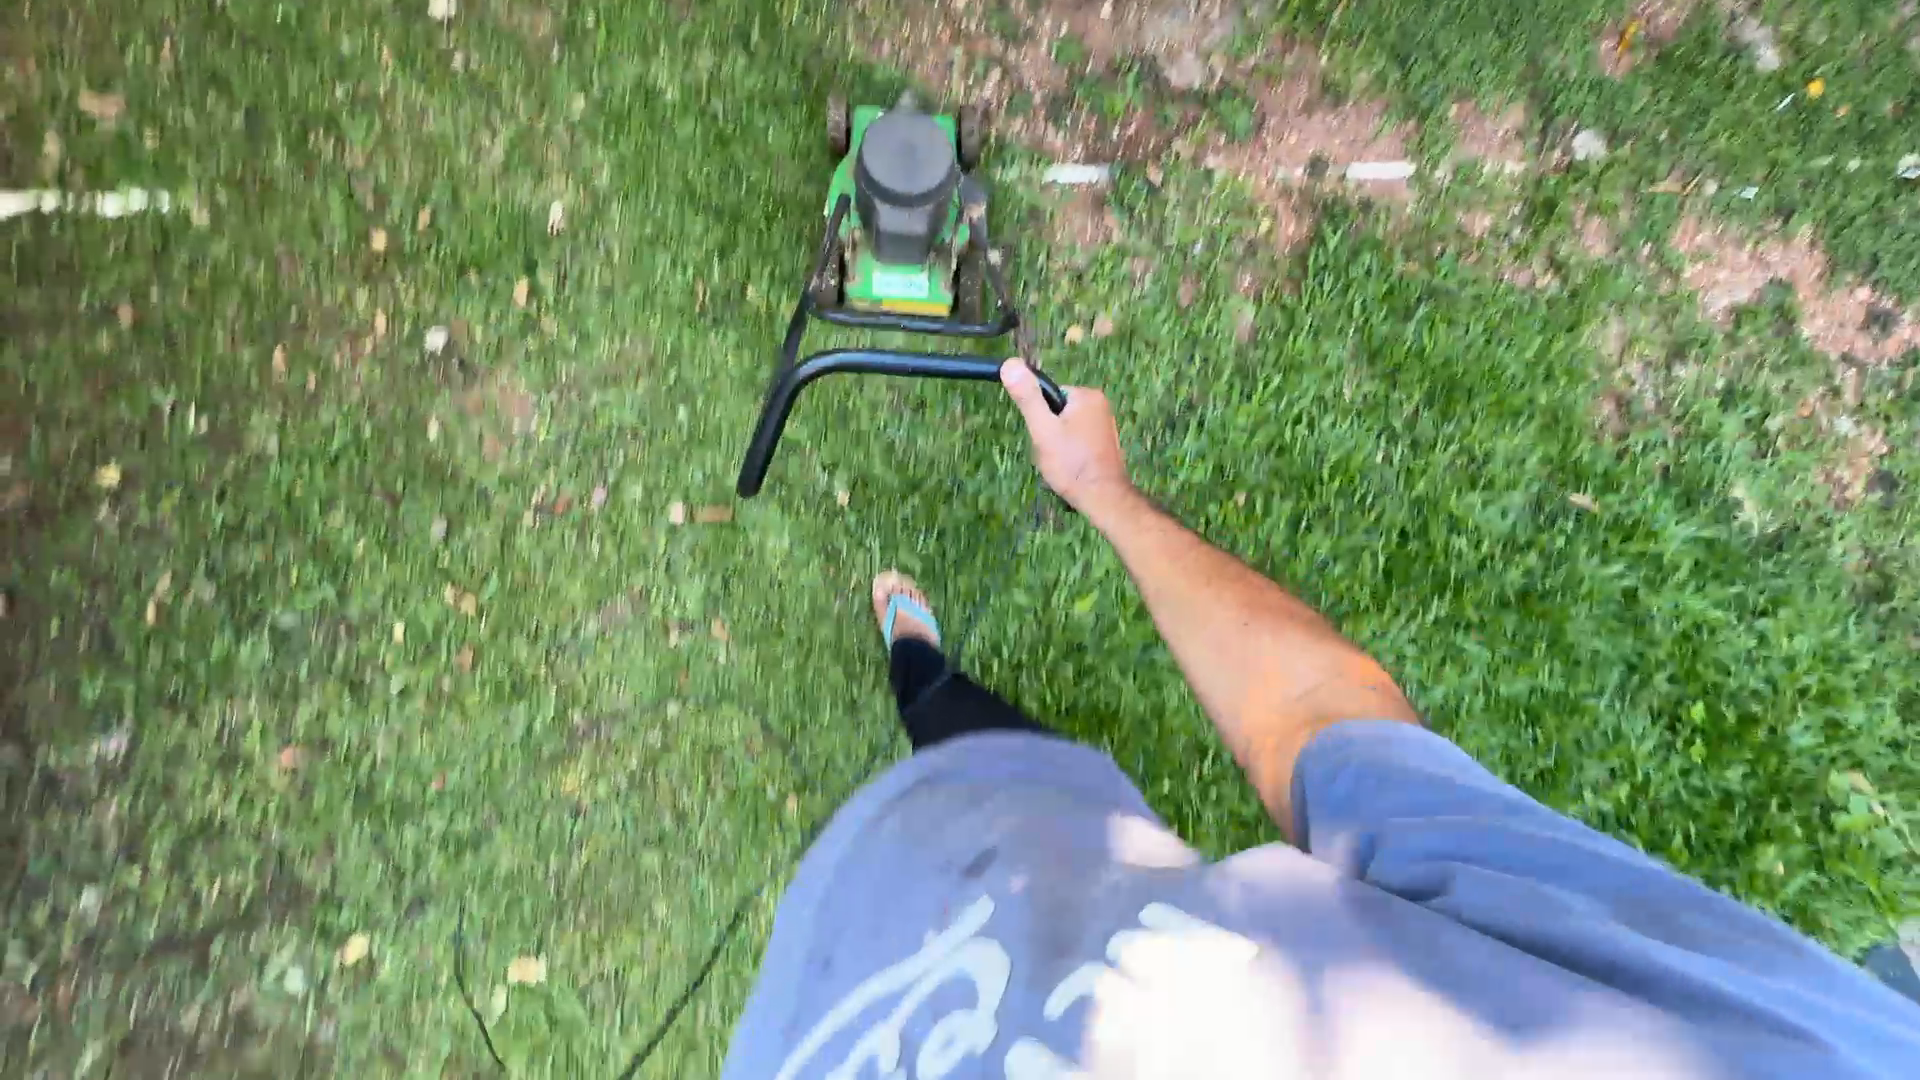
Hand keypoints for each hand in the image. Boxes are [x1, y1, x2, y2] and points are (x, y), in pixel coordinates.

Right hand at [999, 358, 1132, 514]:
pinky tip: (1071, 468)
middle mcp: (1100, 404)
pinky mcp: (1106, 443)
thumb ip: (1027, 397)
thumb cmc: (1071, 463)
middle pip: (1058, 413)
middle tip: (1052, 453)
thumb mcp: (1043, 429)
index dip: (1041, 419)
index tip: (1045, 437)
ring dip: (1058, 446)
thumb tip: (1009, 363)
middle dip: (1049, 434)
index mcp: (1087, 395)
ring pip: (1066, 429)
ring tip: (1062, 463)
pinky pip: (1078, 441)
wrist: (1102, 498)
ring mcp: (1105, 424)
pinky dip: (1070, 454)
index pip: (1050, 397)